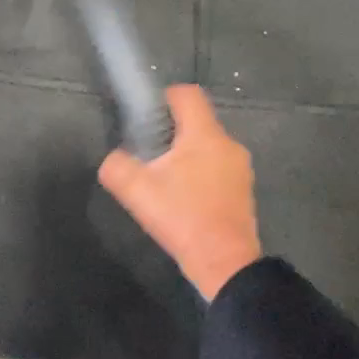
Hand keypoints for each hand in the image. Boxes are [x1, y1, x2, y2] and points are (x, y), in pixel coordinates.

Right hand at [98, 84, 260, 299]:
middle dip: (171, 130)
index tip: (146, 118)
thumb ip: (116, 165)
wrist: (225, 266)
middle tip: (148, 151)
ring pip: (207, 144)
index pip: (187, 93)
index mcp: (205, 135)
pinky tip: (183, 196)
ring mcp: (240, 168)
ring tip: (164, 178)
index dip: (163, 97)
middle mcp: (228, 144)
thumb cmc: (183, 219)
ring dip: (185, 152)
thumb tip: (114, 158)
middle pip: (196, 119)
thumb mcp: (136, 191)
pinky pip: (217, 165)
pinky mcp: (243, 191)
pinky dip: (199, 172)